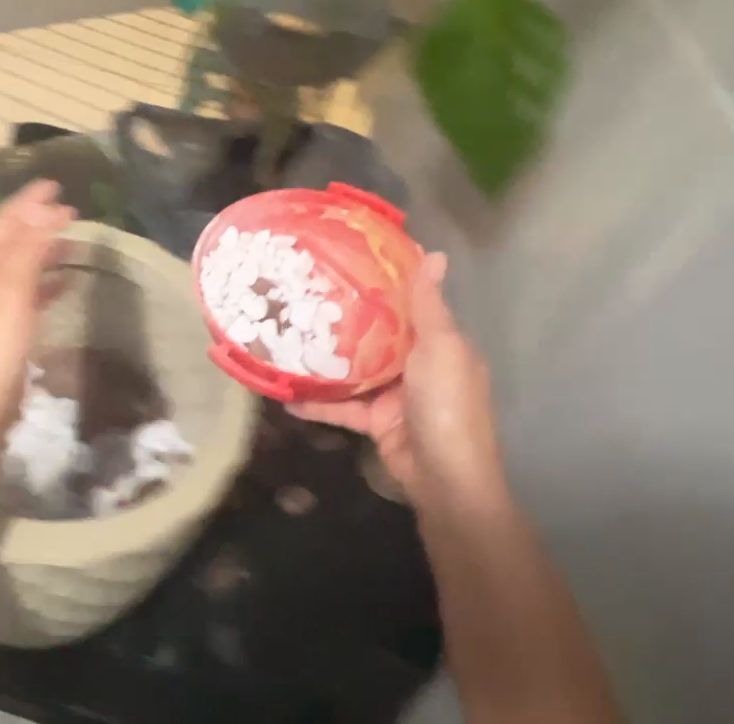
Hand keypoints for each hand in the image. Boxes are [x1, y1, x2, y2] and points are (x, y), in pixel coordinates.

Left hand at [0, 180, 74, 462]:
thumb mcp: (10, 298)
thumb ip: (27, 253)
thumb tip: (43, 211)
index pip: (4, 224)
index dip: (28, 202)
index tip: (55, 184)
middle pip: (9, 242)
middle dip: (36, 222)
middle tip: (68, 208)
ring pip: (19, 268)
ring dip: (43, 250)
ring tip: (73, 241)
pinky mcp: (2, 337)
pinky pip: (26, 296)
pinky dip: (45, 283)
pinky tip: (64, 285)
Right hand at [290, 253, 502, 500]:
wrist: (446, 480)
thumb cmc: (448, 405)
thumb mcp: (440, 349)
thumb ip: (429, 306)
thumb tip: (435, 253)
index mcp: (439, 344)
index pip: (410, 304)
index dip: (383, 283)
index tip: (346, 258)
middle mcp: (417, 365)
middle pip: (377, 335)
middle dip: (345, 318)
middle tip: (304, 293)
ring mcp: (395, 395)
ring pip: (355, 369)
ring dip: (325, 359)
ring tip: (288, 337)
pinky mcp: (375, 421)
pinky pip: (342, 406)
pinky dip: (317, 404)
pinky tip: (286, 396)